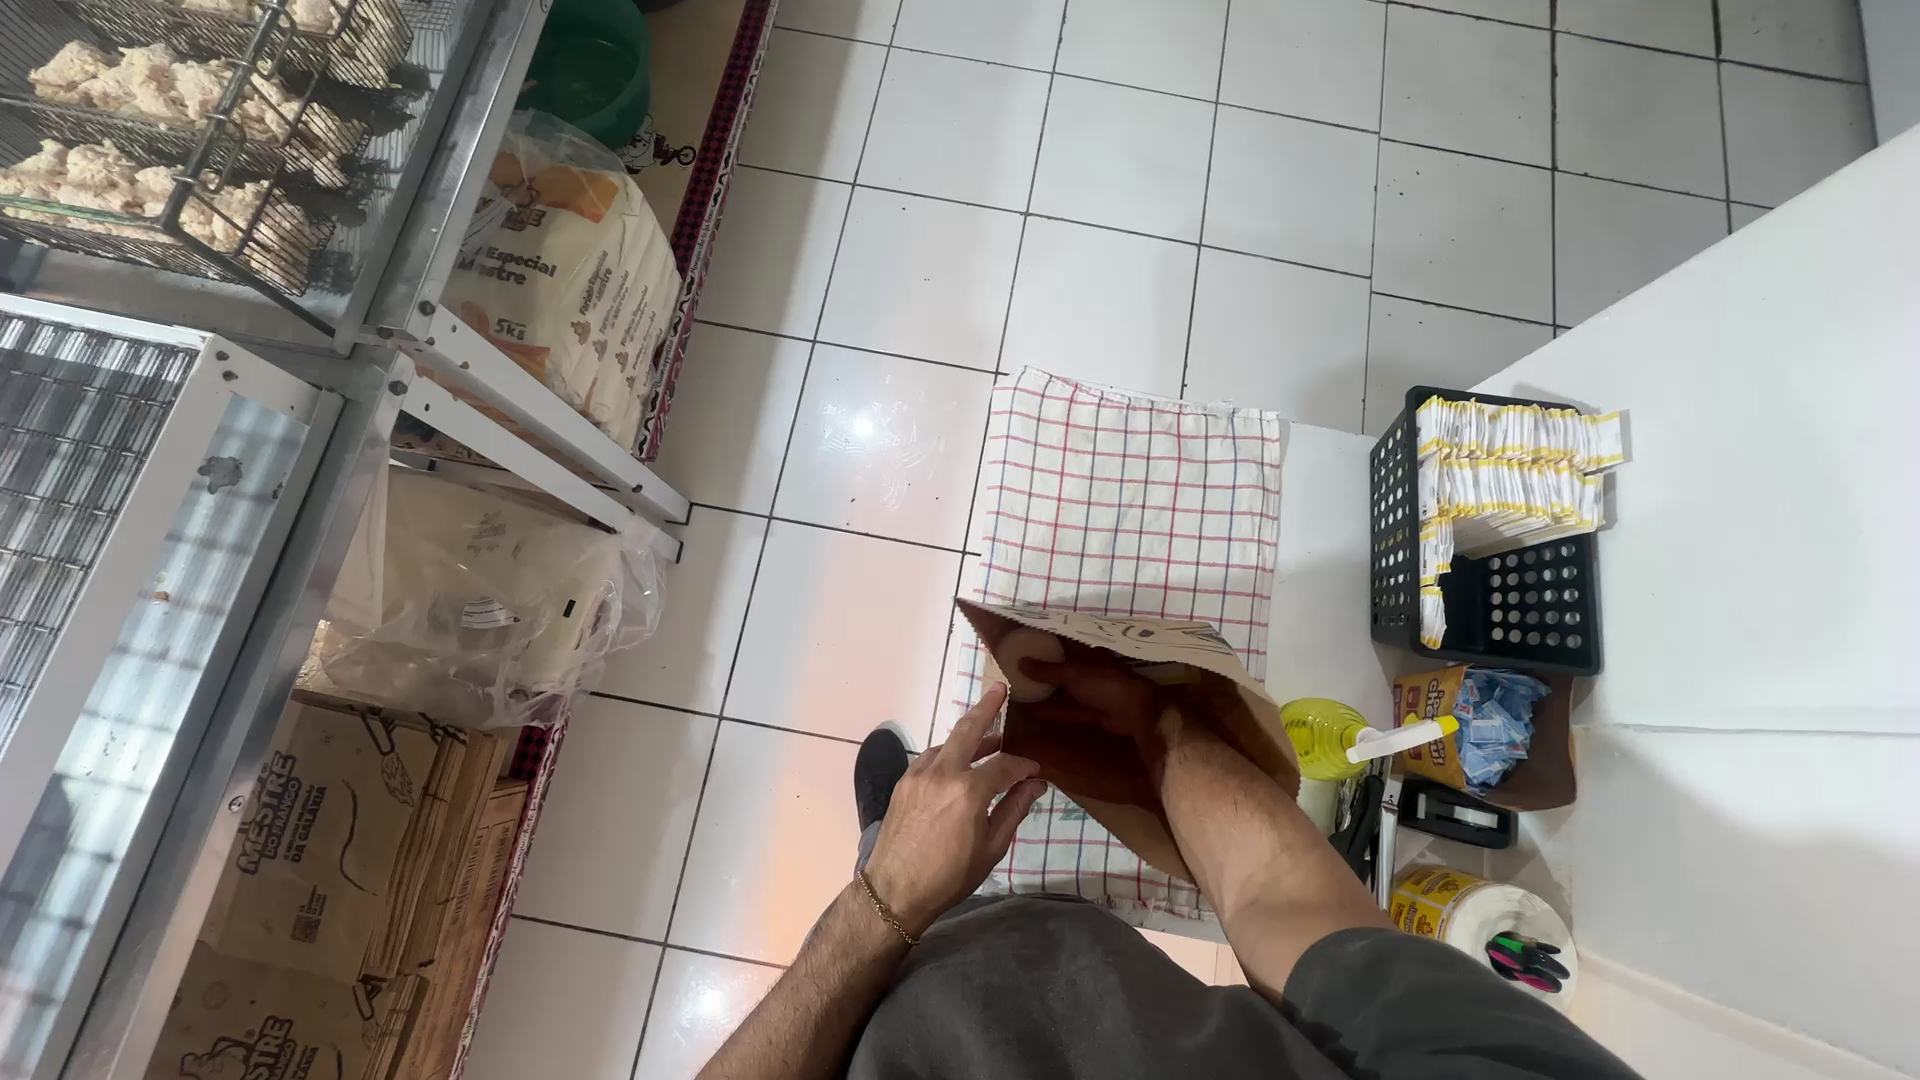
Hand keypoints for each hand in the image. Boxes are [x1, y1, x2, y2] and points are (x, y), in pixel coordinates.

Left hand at [862, 684, 1048, 935]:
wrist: (894, 891)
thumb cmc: (950, 876)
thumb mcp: (991, 847)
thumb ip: (1014, 809)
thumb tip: (1036, 784)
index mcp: (969, 790)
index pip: (1005, 766)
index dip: (1023, 767)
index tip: (1036, 772)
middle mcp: (943, 772)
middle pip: (969, 729)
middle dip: (987, 706)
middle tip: (999, 688)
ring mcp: (919, 774)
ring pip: (948, 742)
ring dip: (969, 736)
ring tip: (989, 737)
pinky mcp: (905, 781)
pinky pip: (932, 757)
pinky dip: (949, 753)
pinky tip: (959, 762)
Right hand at [1013, 656, 1167, 804]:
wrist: (1133, 710)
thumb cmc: (1103, 682)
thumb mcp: (1071, 673)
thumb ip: (1047, 670)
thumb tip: (1020, 662)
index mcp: (1091, 655)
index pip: (1067, 648)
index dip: (1049, 650)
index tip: (1028, 651)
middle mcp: (1093, 671)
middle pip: (1066, 672)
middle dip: (1046, 675)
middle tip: (1021, 676)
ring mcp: (1095, 693)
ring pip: (1067, 693)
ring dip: (1048, 695)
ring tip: (1023, 695)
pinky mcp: (1095, 712)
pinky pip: (1072, 710)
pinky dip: (1056, 711)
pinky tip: (1035, 713)